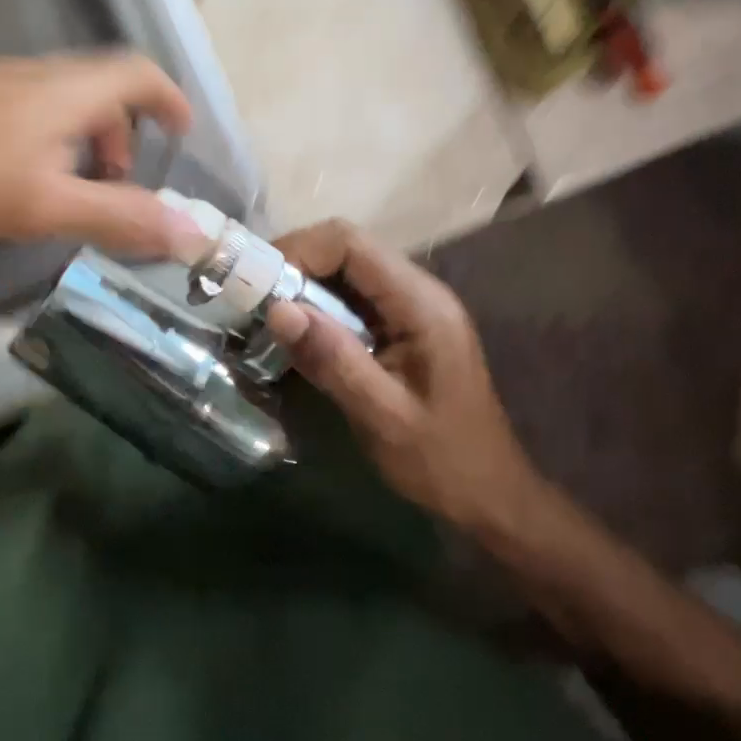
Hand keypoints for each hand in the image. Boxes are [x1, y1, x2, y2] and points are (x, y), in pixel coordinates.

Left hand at [0, 54, 200, 256]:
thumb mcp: (44, 203)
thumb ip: (117, 215)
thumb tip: (193, 230)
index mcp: (70, 90)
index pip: (138, 75)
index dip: (168, 100)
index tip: (182, 131)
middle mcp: (36, 73)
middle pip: (98, 87)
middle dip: (122, 131)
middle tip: (120, 177)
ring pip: (57, 101)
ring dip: (79, 139)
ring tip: (66, 188)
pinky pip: (21, 110)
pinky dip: (42, 139)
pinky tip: (9, 178)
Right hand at [265, 221, 544, 531]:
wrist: (489, 497)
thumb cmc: (442, 461)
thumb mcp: (383, 416)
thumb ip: (333, 360)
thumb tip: (277, 309)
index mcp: (422, 304)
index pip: (350, 243)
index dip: (299, 251)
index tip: (258, 286)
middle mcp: (417, 292)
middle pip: (344, 249)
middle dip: (293, 266)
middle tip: (251, 301)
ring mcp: (408, 309)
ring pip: (343, 271)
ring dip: (300, 287)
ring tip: (263, 318)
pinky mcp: (398, 328)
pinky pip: (348, 299)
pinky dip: (315, 309)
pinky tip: (293, 337)